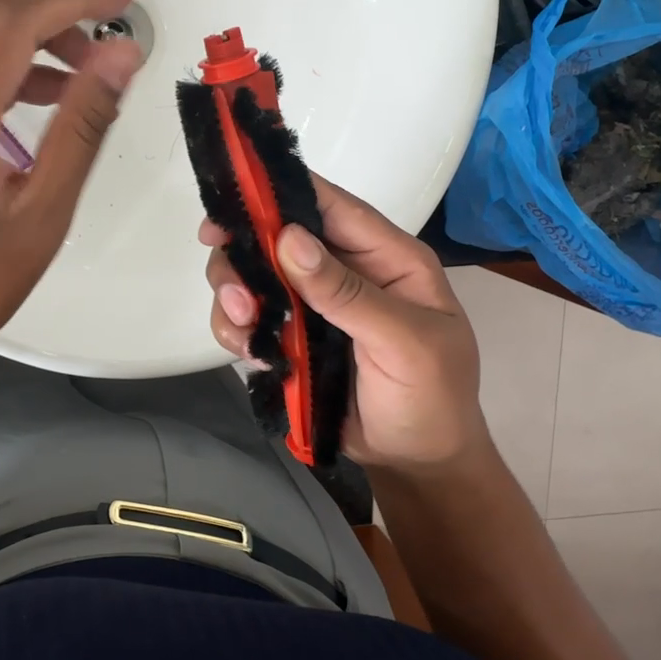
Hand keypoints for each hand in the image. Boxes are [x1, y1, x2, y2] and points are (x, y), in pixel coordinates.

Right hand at [202, 175, 486, 471]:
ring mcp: (312, 303)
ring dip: (235, 299)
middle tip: (235, 297)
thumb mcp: (403, 344)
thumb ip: (347, 293)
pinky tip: (254, 357)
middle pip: (275, 236)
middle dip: (244, 258)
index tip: (229, 203)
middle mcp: (343, 270)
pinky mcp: (289, 335)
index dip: (278, 194)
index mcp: (385, 257)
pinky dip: (237, 331)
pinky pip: (247, 317)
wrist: (415, 465)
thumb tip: (289, 239)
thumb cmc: (431, 400)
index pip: (329, 206)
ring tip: (245, 332)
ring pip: (252, 275)